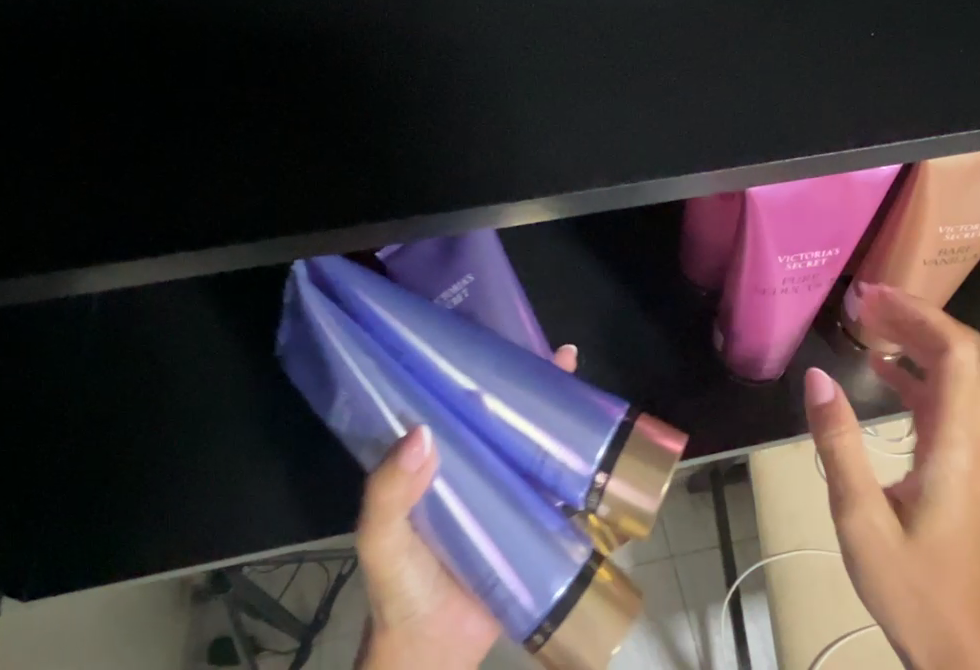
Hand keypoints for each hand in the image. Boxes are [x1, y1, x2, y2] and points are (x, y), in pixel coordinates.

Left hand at [354, 344, 578, 669]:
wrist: (433, 654)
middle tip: (560, 358)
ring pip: (531, 446)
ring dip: (556, 420)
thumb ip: (388, 491)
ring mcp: (503, 494)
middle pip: (502, 416)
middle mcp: (470, 467)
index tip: (500, 341)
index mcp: (432, 460)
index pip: (455, 402)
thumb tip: (422, 432)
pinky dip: (574, 468)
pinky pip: (554, 488)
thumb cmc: (399, 588)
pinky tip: (598, 450)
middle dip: (530, 387)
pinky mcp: (531, 524)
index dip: (475, 370)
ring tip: (584, 391)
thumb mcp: (381, 536)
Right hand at [804, 288, 979, 669]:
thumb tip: (816, 377)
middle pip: (957, 356)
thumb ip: (839, 443)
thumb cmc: (906, 582)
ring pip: (952, 375)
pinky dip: (913, 373)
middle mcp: (972, 439)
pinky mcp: (958, 464)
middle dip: (914, 319)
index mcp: (956, 445)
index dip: (920, 315)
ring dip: (914, 342)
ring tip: (865, 324)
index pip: (956, 355)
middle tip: (861, 303)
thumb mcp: (859, 515)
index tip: (873, 297)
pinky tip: (879, 369)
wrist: (951, 638)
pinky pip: (942, 401)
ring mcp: (969, 451)